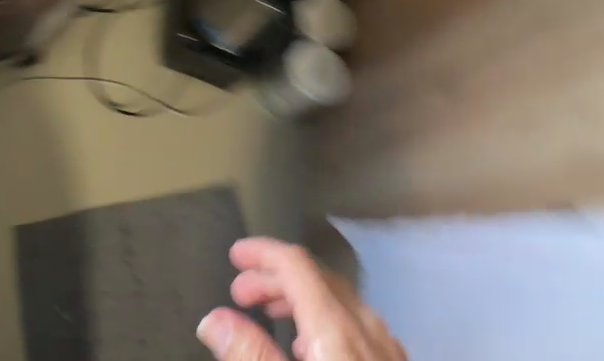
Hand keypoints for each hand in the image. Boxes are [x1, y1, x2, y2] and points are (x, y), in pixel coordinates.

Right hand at [197, 237, 406, 360]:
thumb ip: (250, 355)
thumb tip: (214, 319)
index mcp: (337, 329)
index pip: (297, 265)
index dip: (263, 253)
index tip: (235, 256)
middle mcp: (368, 329)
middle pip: (319, 278)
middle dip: (276, 277)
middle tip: (241, 292)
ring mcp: (389, 351)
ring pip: (340, 300)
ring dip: (301, 297)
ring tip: (271, 316)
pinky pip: (357, 326)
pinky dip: (325, 319)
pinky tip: (313, 349)